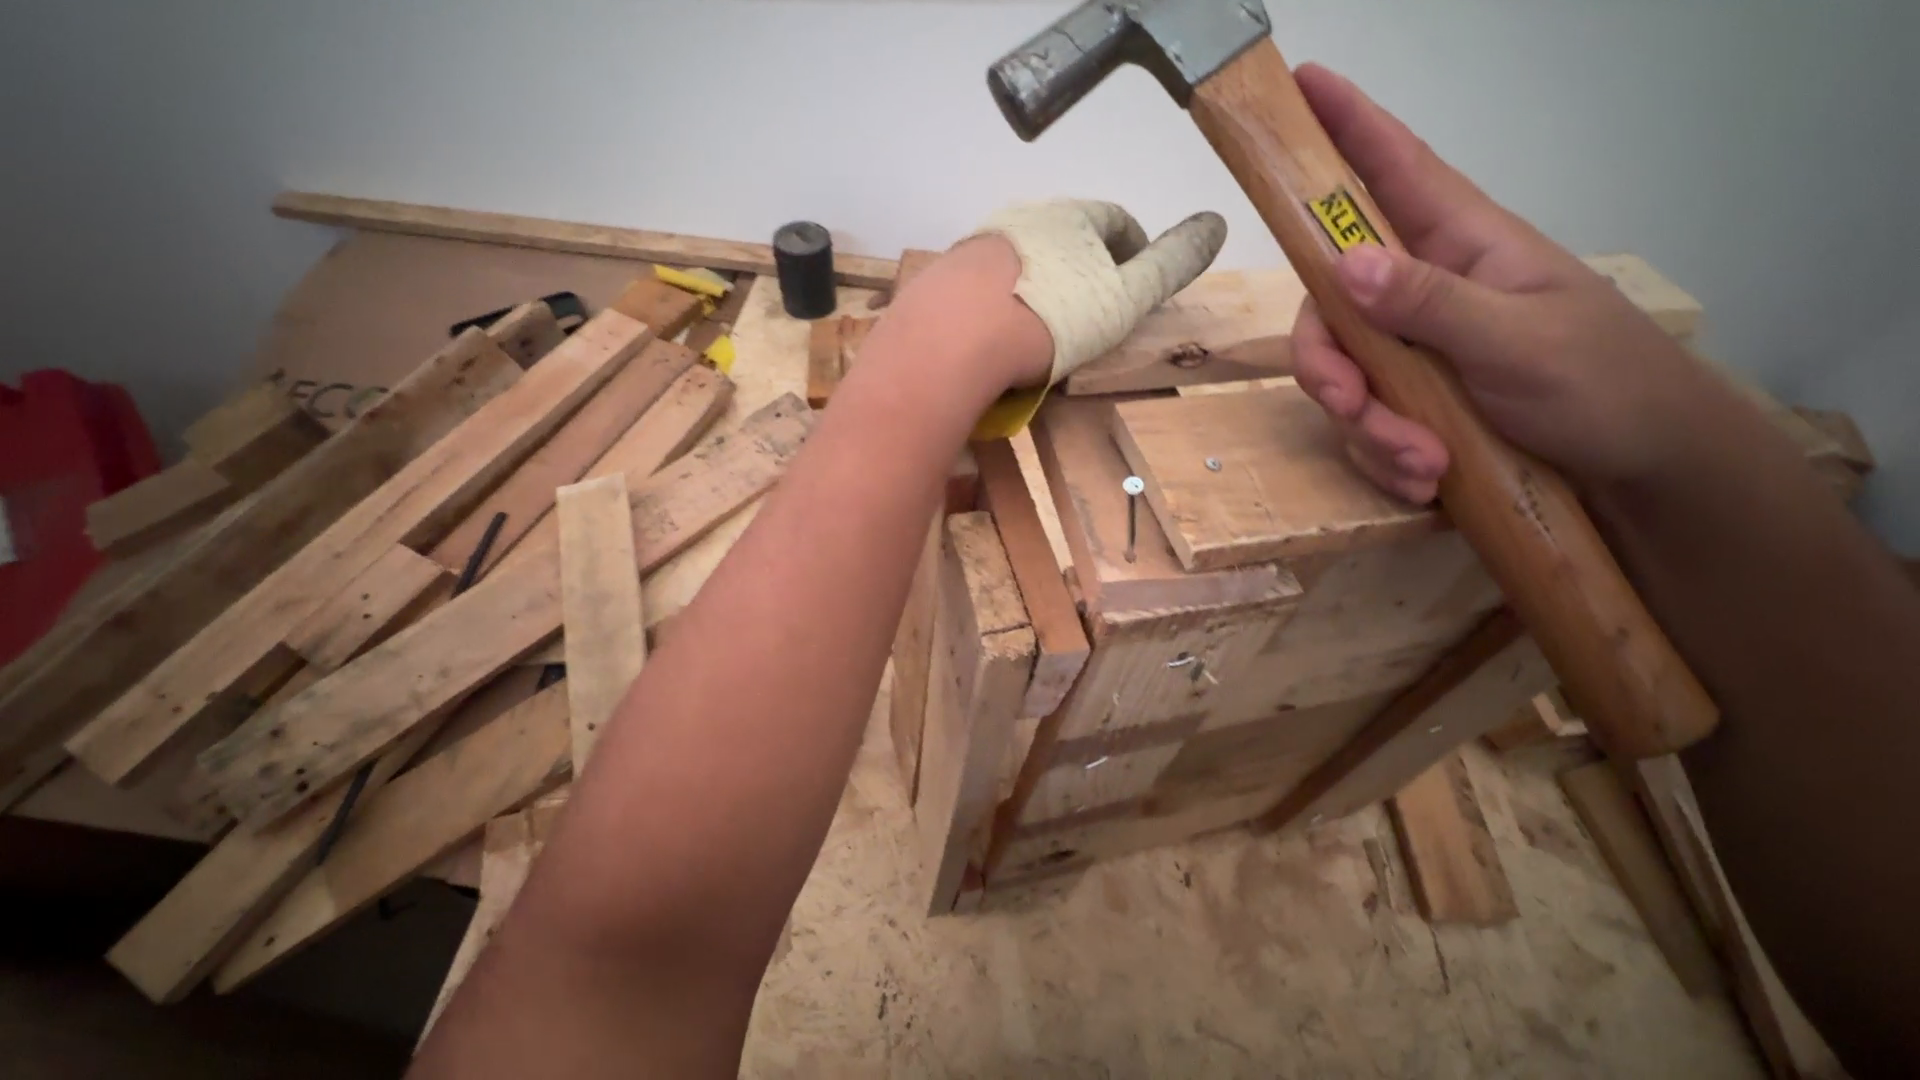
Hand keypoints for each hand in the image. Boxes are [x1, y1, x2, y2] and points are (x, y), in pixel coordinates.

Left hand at [885, 199, 1224, 438]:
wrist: (953, 339)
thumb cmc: (1052, 318)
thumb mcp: (1125, 298)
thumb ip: (1169, 265)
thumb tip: (1217, 222)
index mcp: (1072, 216)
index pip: (1116, 220)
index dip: (1134, 249)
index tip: (1137, 282)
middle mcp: (1024, 217)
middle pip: (1066, 235)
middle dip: (1085, 264)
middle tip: (1093, 307)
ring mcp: (979, 245)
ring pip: (1024, 257)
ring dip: (1041, 281)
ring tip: (1045, 325)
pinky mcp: (945, 276)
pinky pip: (985, 283)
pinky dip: (1001, 300)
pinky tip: (1000, 333)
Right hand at [1289, 64, 1722, 503]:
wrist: (1639, 471)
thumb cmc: (1603, 384)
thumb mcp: (1521, 341)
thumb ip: (1432, 303)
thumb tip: (1343, 262)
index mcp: (1460, 247)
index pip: (1394, 170)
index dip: (1348, 126)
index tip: (1303, 85)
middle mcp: (1421, 293)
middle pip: (1328, 304)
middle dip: (1331, 366)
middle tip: (1354, 407)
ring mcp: (1412, 352)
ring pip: (1341, 376)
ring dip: (1370, 433)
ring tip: (1424, 466)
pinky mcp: (1411, 404)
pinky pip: (1362, 426)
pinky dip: (1385, 459)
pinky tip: (1427, 481)